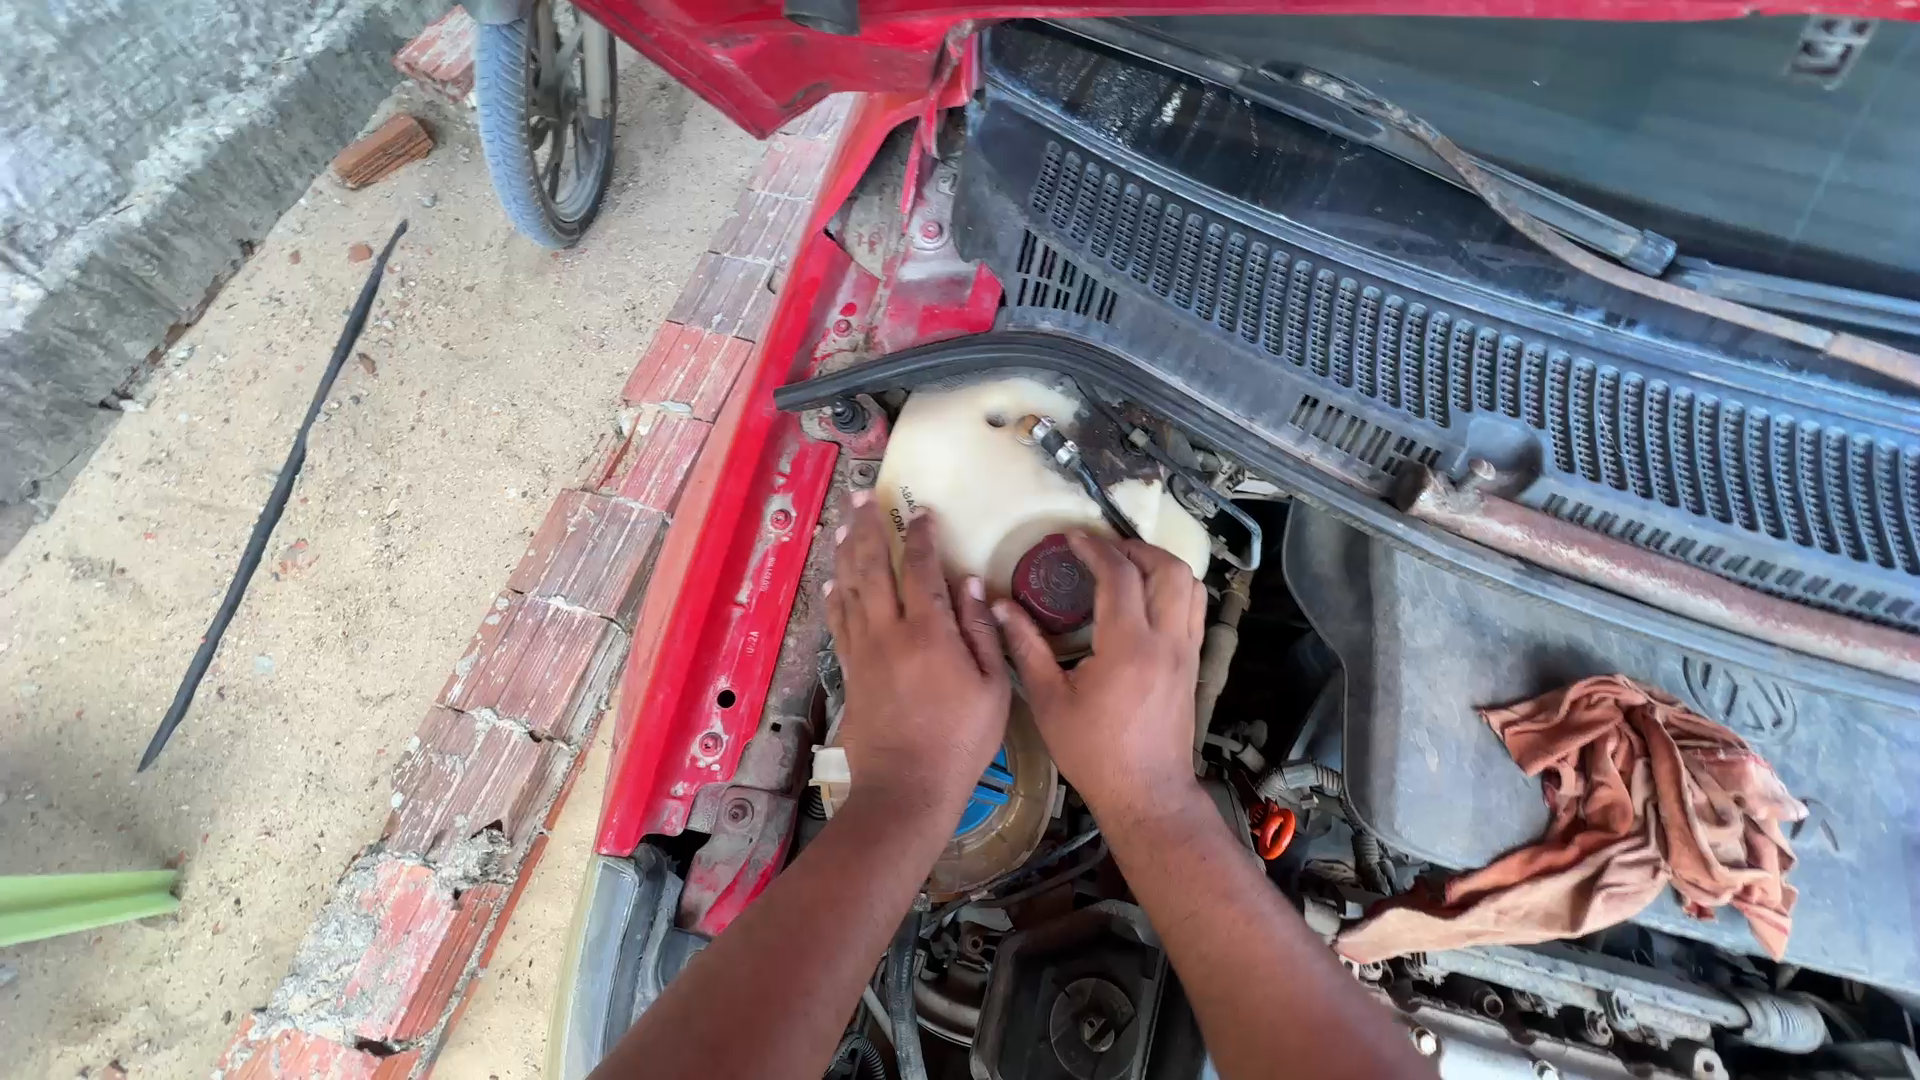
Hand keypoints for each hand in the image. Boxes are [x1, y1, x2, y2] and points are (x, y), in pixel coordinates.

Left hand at [826, 492, 1010, 824]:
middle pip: (872, 567)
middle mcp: (890, 631)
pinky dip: (835, 596)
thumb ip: (981, 631)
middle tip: (863, 497)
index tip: (921, 511)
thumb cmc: (960, 740)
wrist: (906, 786)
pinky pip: (837, 622)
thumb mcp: (992, 687)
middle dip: (867, 527)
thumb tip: (970, 584)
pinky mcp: (849, 670)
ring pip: (848, 589)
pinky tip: (833, 582)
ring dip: (845, 553)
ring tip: (844, 525)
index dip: (920, 535)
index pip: (921, 568)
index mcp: (930, 632)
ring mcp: (863, 650)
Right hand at [994, 532, 1206, 823]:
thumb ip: (1027, 647)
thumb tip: (1000, 606)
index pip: (1119, 576)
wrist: (1146, 794)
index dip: (1095, 549)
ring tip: (1127, 564)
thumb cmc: (1092, 752)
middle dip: (1135, 548)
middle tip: (1102, 548)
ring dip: (1160, 564)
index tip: (1071, 539)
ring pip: (1191, 585)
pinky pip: (1195, 609)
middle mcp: (1166, 641)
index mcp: (1128, 647)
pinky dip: (1175, 588)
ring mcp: (1187, 652)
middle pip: (1168, 569)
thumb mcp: (1048, 701)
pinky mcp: (1194, 664)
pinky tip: (1147, 596)